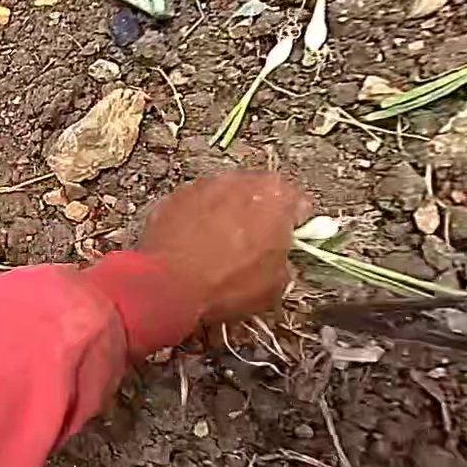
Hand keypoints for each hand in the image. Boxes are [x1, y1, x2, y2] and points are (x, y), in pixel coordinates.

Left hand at [137, 172, 307, 324]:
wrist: (168, 286)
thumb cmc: (228, 285)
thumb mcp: (275, 286)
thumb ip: (284, 261)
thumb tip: (278, 260)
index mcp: (275, 197)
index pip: (298, 202)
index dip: (295, 224)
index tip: (288, 239)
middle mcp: (240, 180)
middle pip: (260, 192)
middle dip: (259, 213)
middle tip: (253, 242)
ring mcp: (204, 184)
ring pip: (224, 195)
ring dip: (226, 213)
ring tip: (218, 244)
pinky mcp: (174, 196)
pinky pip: (194, 204)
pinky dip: (196, 218)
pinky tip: (192, 244)